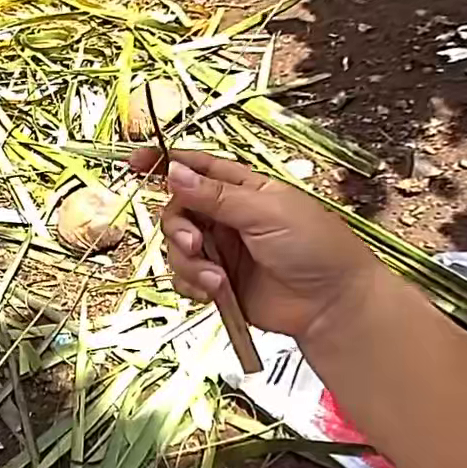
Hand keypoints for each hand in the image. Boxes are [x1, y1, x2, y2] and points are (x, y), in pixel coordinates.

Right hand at [127, 147, 387, 343]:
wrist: (330, 305)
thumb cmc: (315, 248)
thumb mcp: (266, 212)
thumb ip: (216, 195)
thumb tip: (174, 172)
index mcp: (243, 189)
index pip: (197, 168)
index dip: (165, 163)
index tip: (135, 162)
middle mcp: (226, 218)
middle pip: (178, 212)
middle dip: (179, 229)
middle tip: (195, 244)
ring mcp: (220, 251)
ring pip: (177, 249)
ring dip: (189, 264)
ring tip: (217, 279)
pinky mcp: (217, 283)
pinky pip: (185, 279)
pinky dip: (194, 285)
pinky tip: (215, 292)